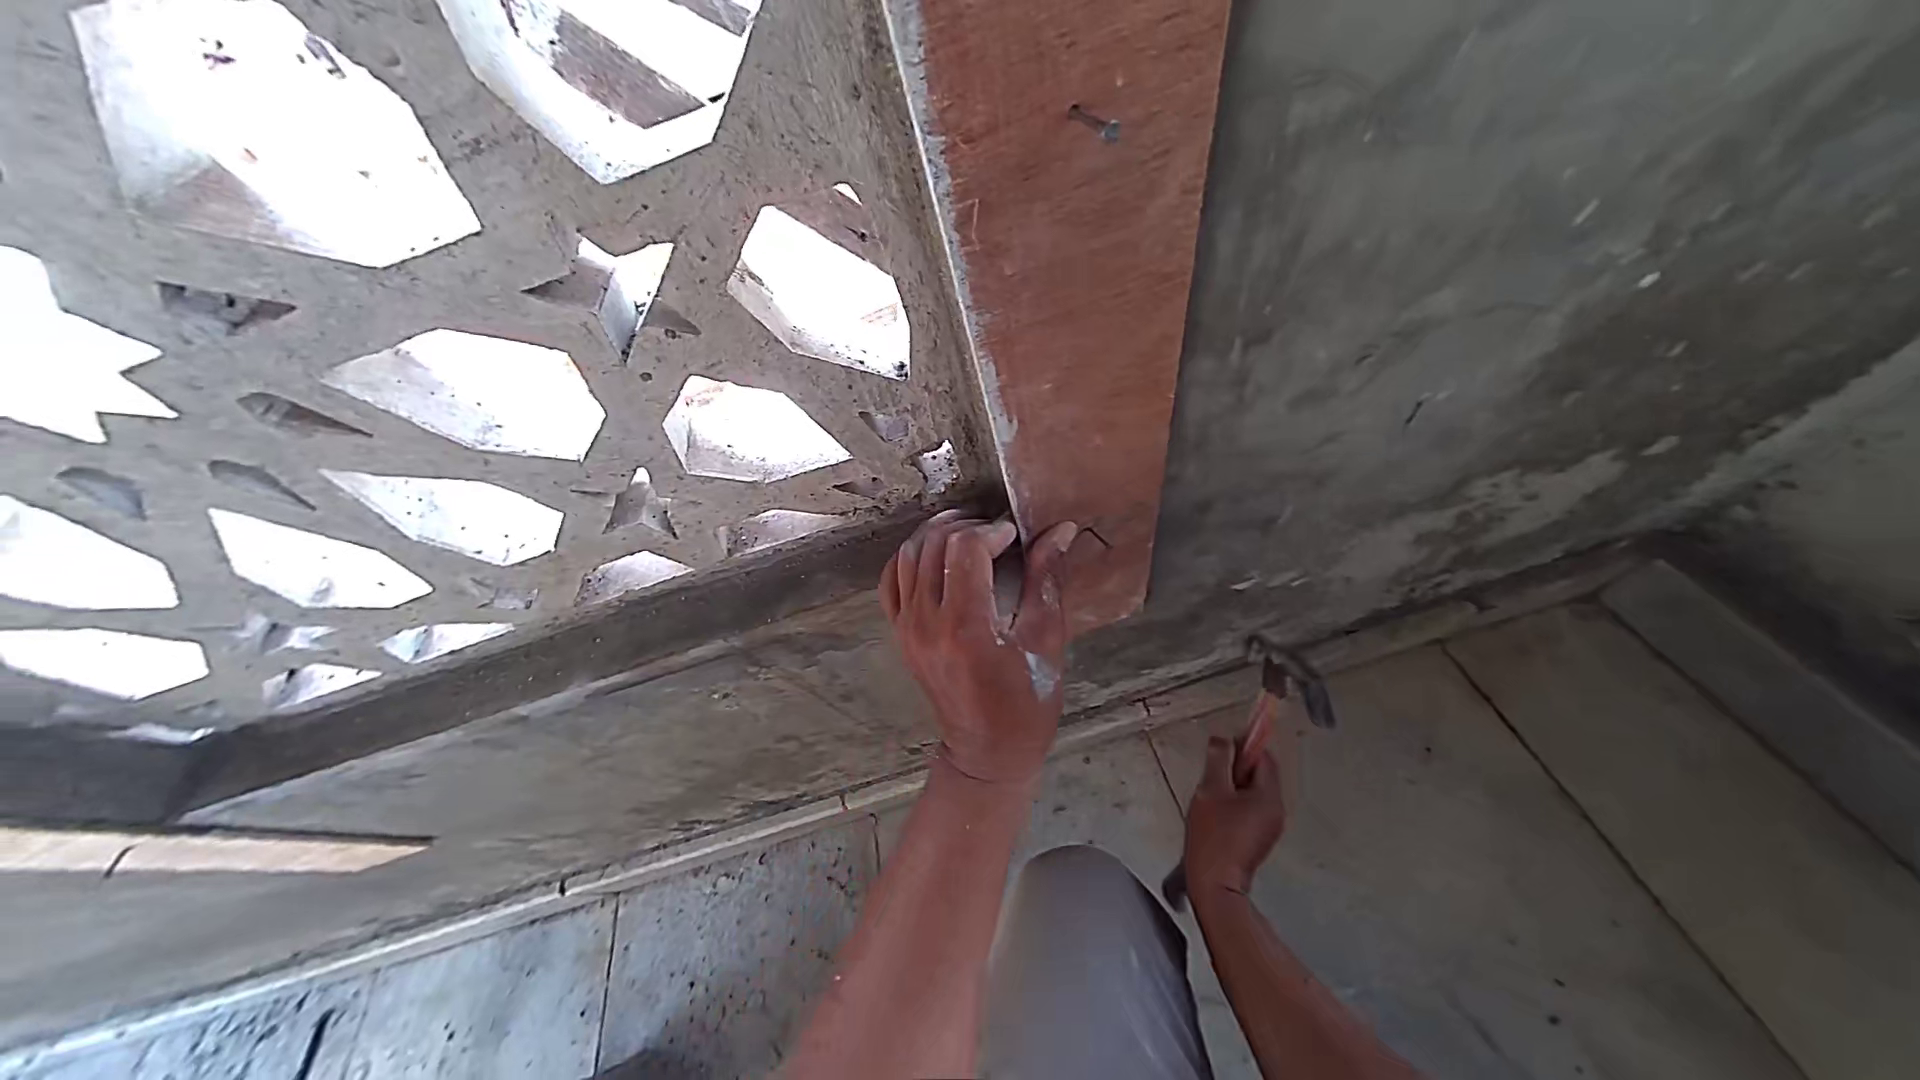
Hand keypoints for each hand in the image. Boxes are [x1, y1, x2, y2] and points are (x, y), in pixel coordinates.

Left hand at [880, 510, 1078, 785]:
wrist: (987, 749)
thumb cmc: (1027, 703)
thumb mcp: (1046, 640)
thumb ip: (1046, 579)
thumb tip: (1059, 531)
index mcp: (966, 626)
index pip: (965, 548)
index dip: (993, 529)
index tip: (1016, 536)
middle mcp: (927, 623)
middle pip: (934, 544)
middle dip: (968, 527)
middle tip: (997, 534)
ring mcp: (907, 628)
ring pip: (907, 555)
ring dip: (938, 535)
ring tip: (970, 536)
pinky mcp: (899, 634)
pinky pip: (891, 580)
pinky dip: (910, 558)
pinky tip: (936, 556)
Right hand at [1184, 733, 1289, 896]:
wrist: (1214, 881)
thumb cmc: (1213, 836)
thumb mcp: (1210, 789)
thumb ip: (1218, 759)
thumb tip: (1222, 740)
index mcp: (1269, 797)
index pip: (1264, 758)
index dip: (1245, 746)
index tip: (1224, 746)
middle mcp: (1276, 811)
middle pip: (1259, 774)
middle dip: (1235, 769)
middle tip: (1212, 776)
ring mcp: (1269, 826)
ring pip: (1252, 792)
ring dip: (1232, 787)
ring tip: (1211, 798)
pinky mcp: (1259, 837)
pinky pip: (1249, 808)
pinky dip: (1234, 803)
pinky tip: (1215, 814)